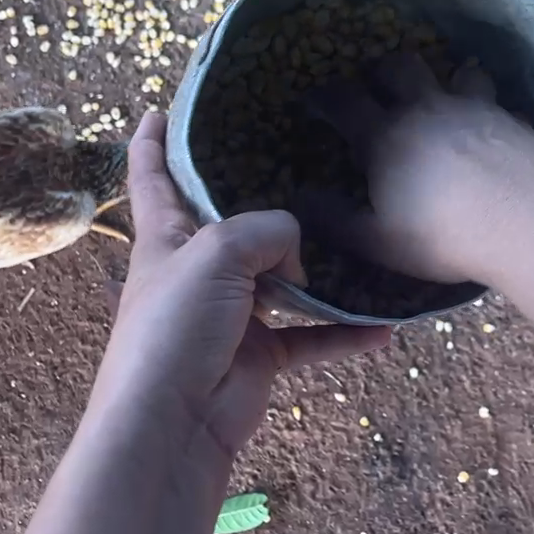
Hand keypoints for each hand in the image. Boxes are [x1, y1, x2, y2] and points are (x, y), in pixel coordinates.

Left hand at [95, 114, 390, 458]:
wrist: (172, 424)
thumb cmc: (176, 324)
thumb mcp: (216, 252)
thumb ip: (266, 230)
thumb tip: (296, 252)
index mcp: (167, 238)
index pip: (152, 177)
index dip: (151, 141)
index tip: (158, 108)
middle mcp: (197, 270)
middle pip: (230, 223)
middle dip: (258, 197)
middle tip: (302, 163)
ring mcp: (230, 313)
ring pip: (281, 279)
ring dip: (317, 273)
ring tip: (359, 245)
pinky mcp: (259, 352)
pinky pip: (310, 336)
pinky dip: (343, 334)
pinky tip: (382, 329)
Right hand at [307, 50, 533, 285]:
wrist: (529, 223)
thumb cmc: (444, 236)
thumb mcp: (377, 241)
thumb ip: (334, 219)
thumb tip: (300, 198)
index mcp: (386, 135)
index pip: (345, 100)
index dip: (325, 95)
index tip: (316, 98)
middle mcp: (428, 108)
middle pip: (400, 66)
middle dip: (384, 70)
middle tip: (379, 86)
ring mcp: (475, 108)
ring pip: (457, 72)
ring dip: (446, 79)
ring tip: (444, 97)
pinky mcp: (512, 120)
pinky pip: (497, 103)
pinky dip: (488, 110)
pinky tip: (491, 128)